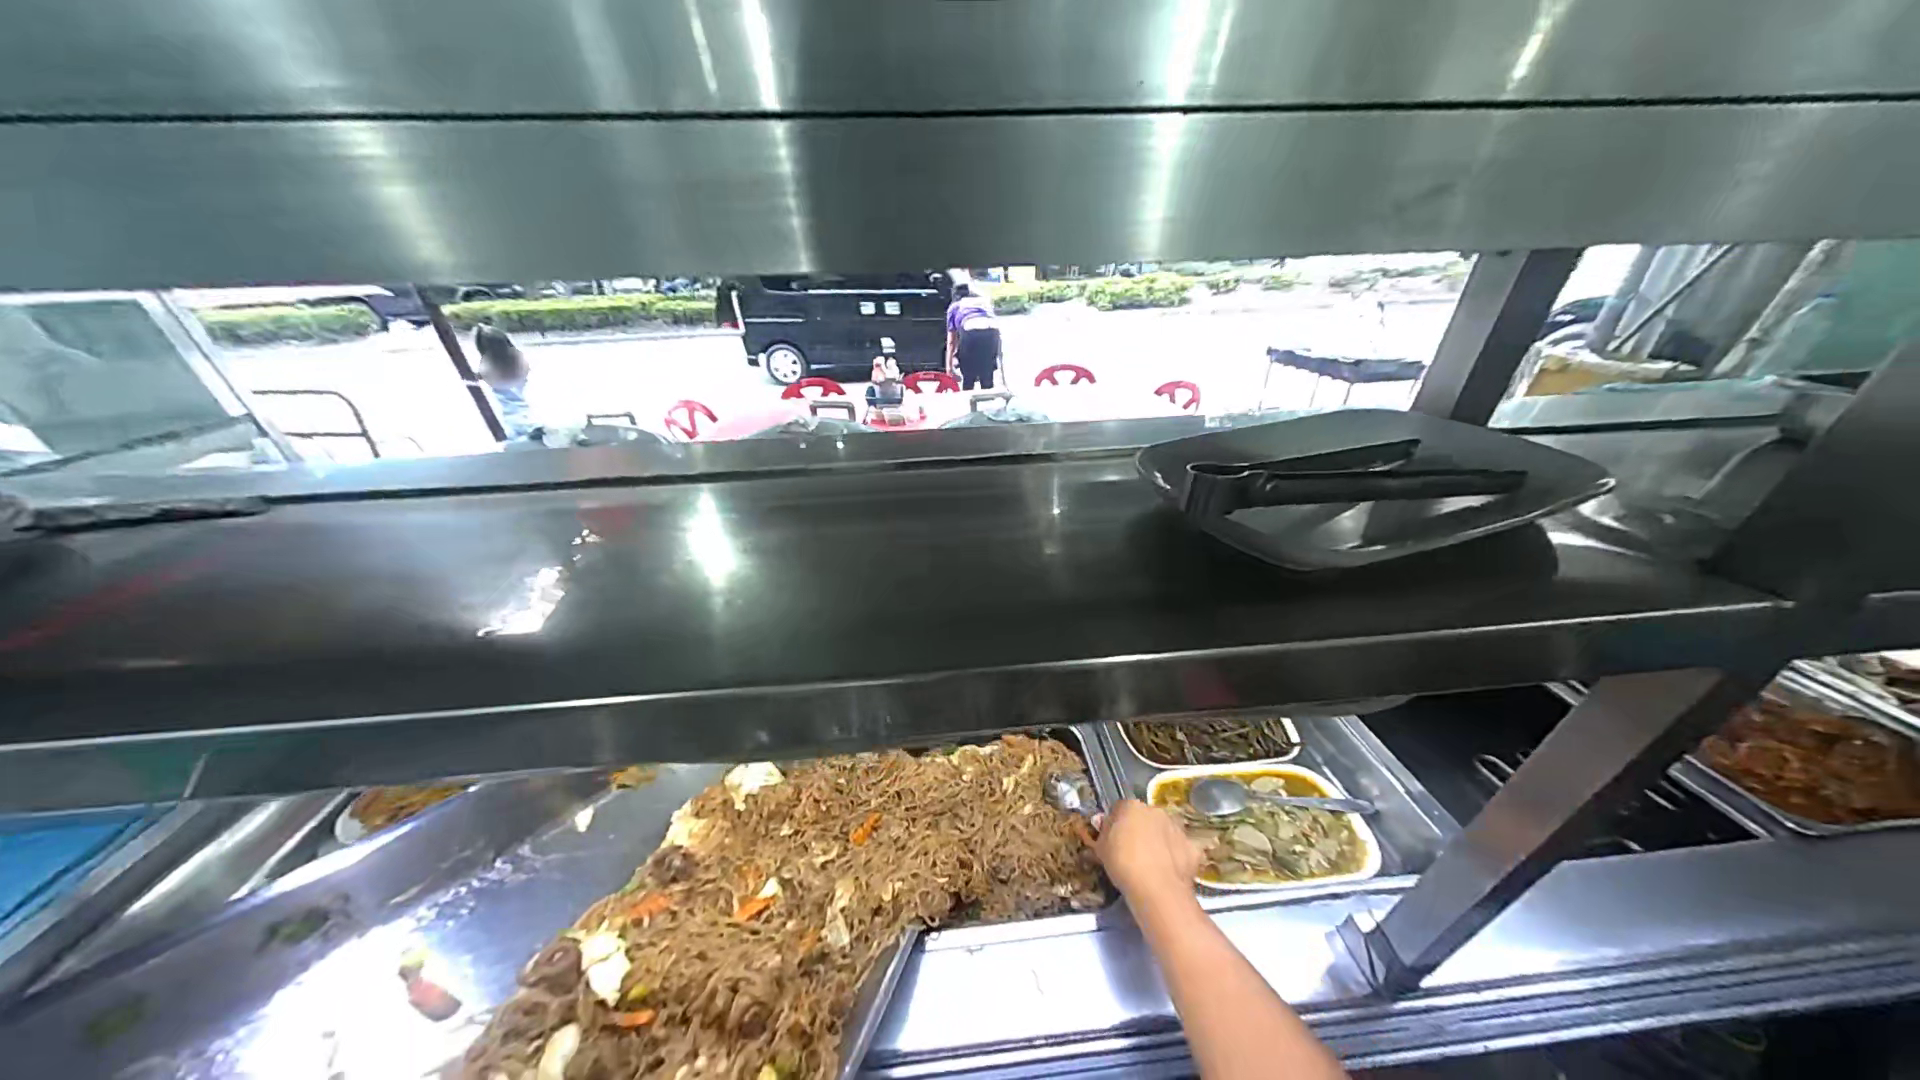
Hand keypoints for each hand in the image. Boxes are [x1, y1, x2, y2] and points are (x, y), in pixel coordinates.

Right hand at [1091, 799, 1200, 908]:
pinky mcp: (1192, 847)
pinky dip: (1176, 856)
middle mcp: (1155, 811)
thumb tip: (1103, 822)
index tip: (1115, 840)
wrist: (1157, 889)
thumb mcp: (1101, 849)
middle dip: (1140, 829)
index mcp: (1131, 806)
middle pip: (1145, 817)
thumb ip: (1103, 831)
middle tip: (1133, 851)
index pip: (1121, 809)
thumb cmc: (1122, 865)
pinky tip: (1170, 871)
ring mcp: (1176, 827)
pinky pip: (1181, 848)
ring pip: (1164, 830)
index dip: (1117, 824)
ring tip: (1153, 864)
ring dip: (1159, 840)